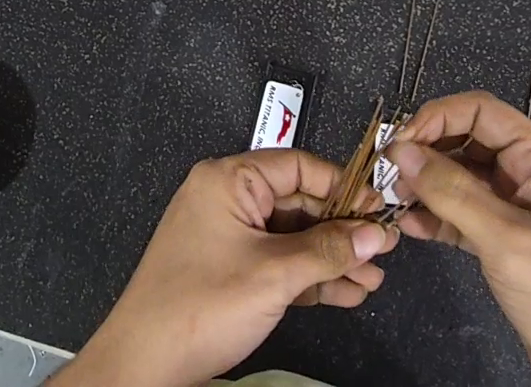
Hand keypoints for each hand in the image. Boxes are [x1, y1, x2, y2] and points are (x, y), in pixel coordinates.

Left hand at [51, 149, 399, 386]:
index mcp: (230, 179)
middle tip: (385, 251)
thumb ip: (327, 250)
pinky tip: (346, 293)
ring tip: (373, 280)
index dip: (341, 186)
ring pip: (292, 236)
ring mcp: (229, 234)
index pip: (297, 166)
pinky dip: (309, 276)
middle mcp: (229, 197)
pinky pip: (278, 261)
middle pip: (298, 202)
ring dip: (332, 258)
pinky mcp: (230, 268)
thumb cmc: (204, 304)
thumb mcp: (273, 274)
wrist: (145, 364)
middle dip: (342, 230)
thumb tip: (376, 235)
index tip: (380, 209)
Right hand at [387, 92, 530, 386]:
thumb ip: (452, 192)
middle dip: (427, 152)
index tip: (399, 143)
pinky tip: (411, 227)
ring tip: (393, 201)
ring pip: (463, 181)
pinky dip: (438, 219)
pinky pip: (466, 218)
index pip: (481, 112)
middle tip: (389, 175)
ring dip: (428, 186)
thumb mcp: (508, 241)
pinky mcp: (510, 248)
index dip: (437, 117)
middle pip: (469, 143)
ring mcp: (520, 215)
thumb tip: (401, 149)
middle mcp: (530, 179)